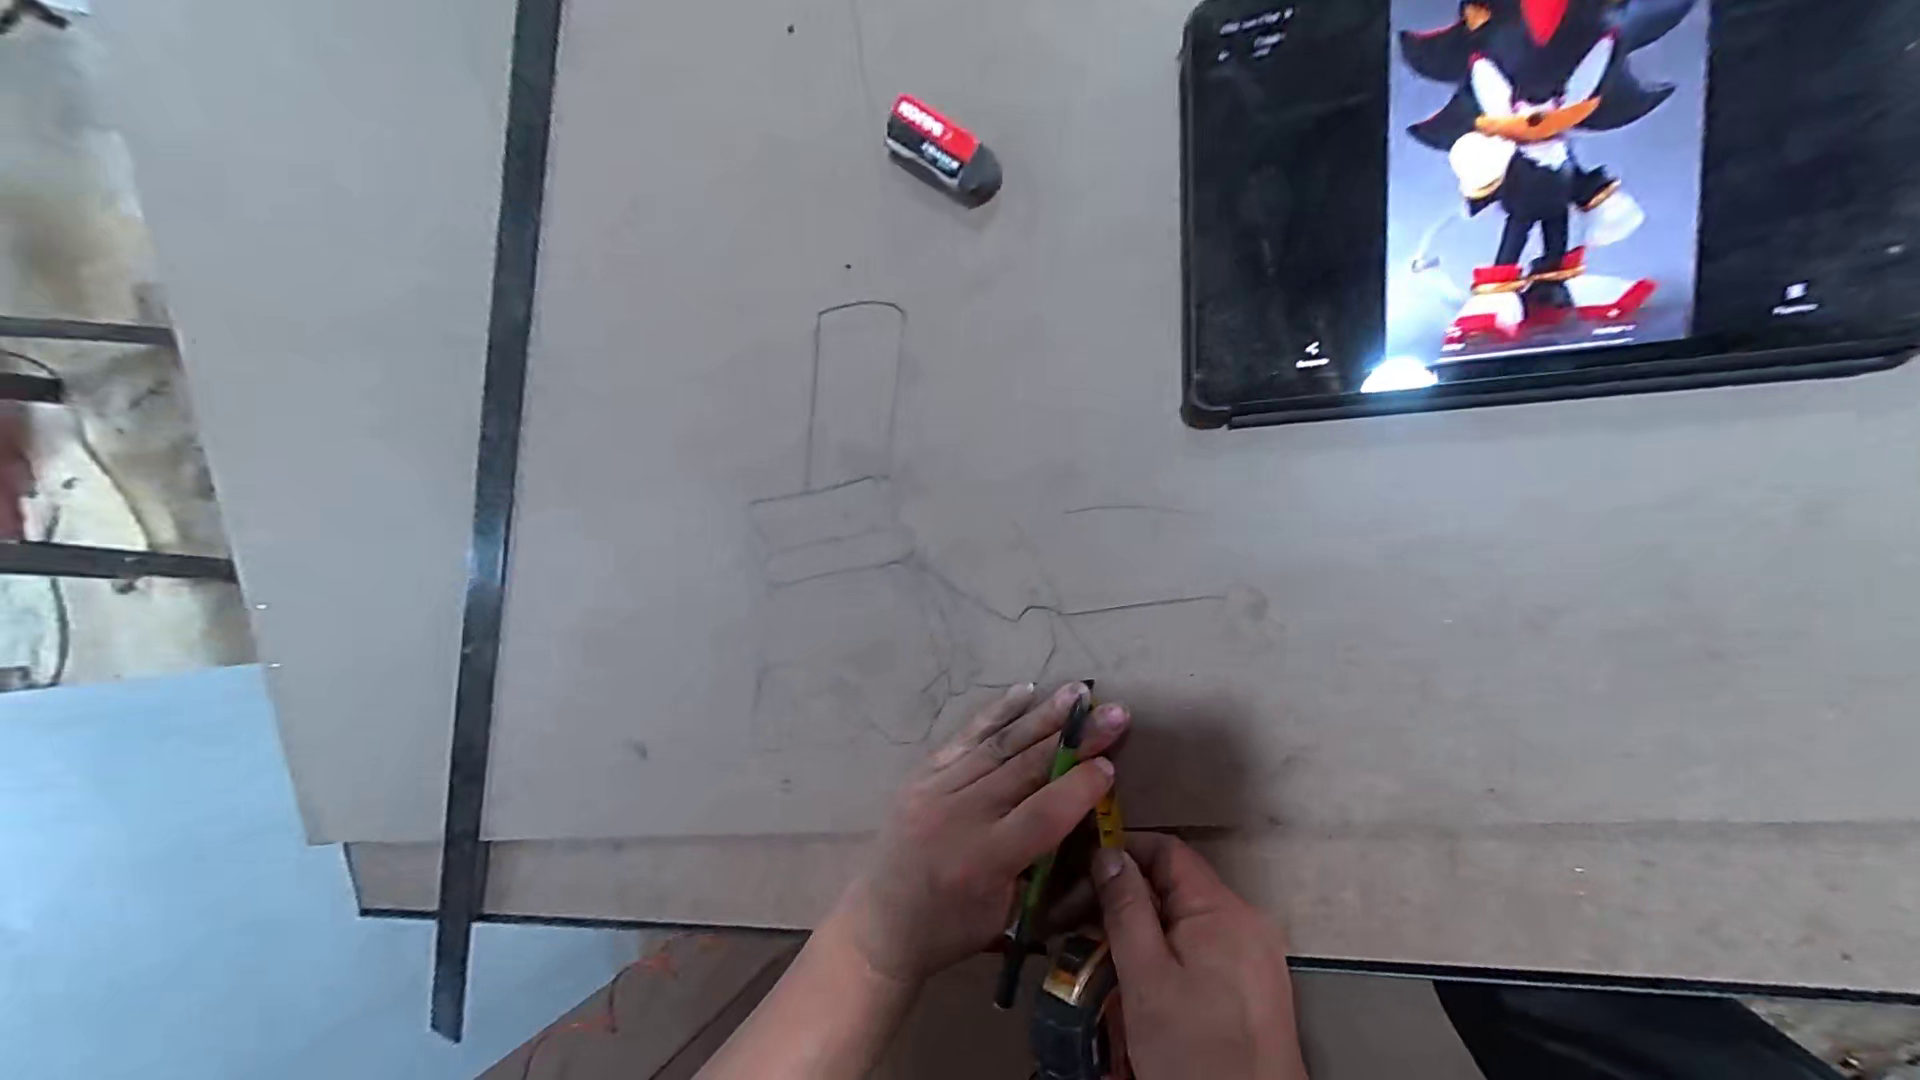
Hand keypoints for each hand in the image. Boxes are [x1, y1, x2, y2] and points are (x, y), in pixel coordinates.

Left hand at [831, 682, 1129, 984]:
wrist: (878, 922)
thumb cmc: (948, 930)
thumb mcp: (1005, 914)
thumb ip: (1041, 862)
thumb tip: (1079, 811)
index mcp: (983, 860)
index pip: (1043, 814)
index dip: (1080, 788)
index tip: (1112, 766)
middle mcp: (959, 814)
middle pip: (1027, 767)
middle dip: (1076, 738)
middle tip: (1114, 712)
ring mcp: (936, 787)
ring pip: (1001, 744)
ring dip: (1044, 716)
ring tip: (1078, 692)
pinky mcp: (923, 772)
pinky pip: (967, 736)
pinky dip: (998, 712)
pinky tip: (1025, 691)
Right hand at [1094, 833, 1308, 1079]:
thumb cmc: (1194, 1054)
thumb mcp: (1145, 978)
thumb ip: (1125, 907)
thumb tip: (1108, 853)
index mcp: (1224, 910)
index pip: (1167, 850)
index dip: (1122, 850)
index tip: (1080, 868)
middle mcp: (1245, 920)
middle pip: (1173, 884)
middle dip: (1122, 893)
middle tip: (1073, 915)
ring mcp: (1251, 954)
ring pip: (1181, 916)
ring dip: (1136, 923)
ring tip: (1093, 944)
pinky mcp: (1250, 985)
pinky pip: (1197, 945)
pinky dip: (1161, 947)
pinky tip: (1131, 969)